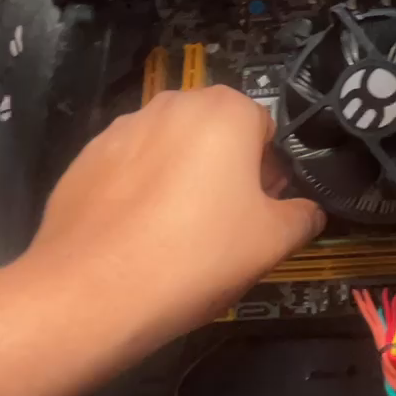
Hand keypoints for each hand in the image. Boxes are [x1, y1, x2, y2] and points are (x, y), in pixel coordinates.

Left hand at [20, 86, 324, 343]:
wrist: (91, 292)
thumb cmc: (197, 255)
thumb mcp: (272, 243)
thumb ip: (302, 217)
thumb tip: (308, 211)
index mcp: (226, 110)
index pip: (265, 130)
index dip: (268, 172)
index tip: (260, 211)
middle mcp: (175, 103)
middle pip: (216, 133)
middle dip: (224, 169)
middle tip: (222, 224)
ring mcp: (124, 126)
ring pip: (170, 148)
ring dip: (180, 176)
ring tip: (174, 235)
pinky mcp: (86, 156)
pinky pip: (128, 167)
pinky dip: (138, 191)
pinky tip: (135, 236)